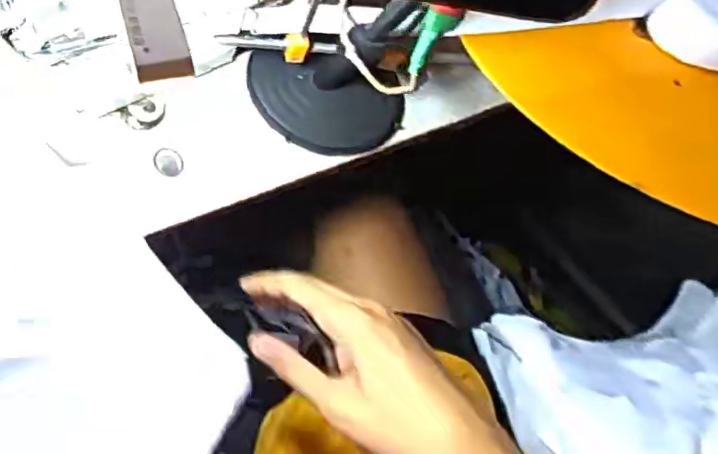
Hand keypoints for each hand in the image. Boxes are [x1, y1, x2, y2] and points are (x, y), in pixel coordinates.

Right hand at [242, 271, 516, 453]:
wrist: (473, 451)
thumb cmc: (406, 432)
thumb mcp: (340, 405)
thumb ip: (293, 368)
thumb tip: (258, 341)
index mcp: (354, 320)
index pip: (299, 285)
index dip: (267, 282)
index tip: (245, 285)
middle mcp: (374, 310)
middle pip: (317, 286)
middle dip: (284, 290)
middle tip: (257, 300)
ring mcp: (393, 320)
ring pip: (338, 298)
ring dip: (308, 302)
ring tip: (284, 316)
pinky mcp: (405, 335)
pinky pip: (357, 311)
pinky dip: (331, 314)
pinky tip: (326, 338)